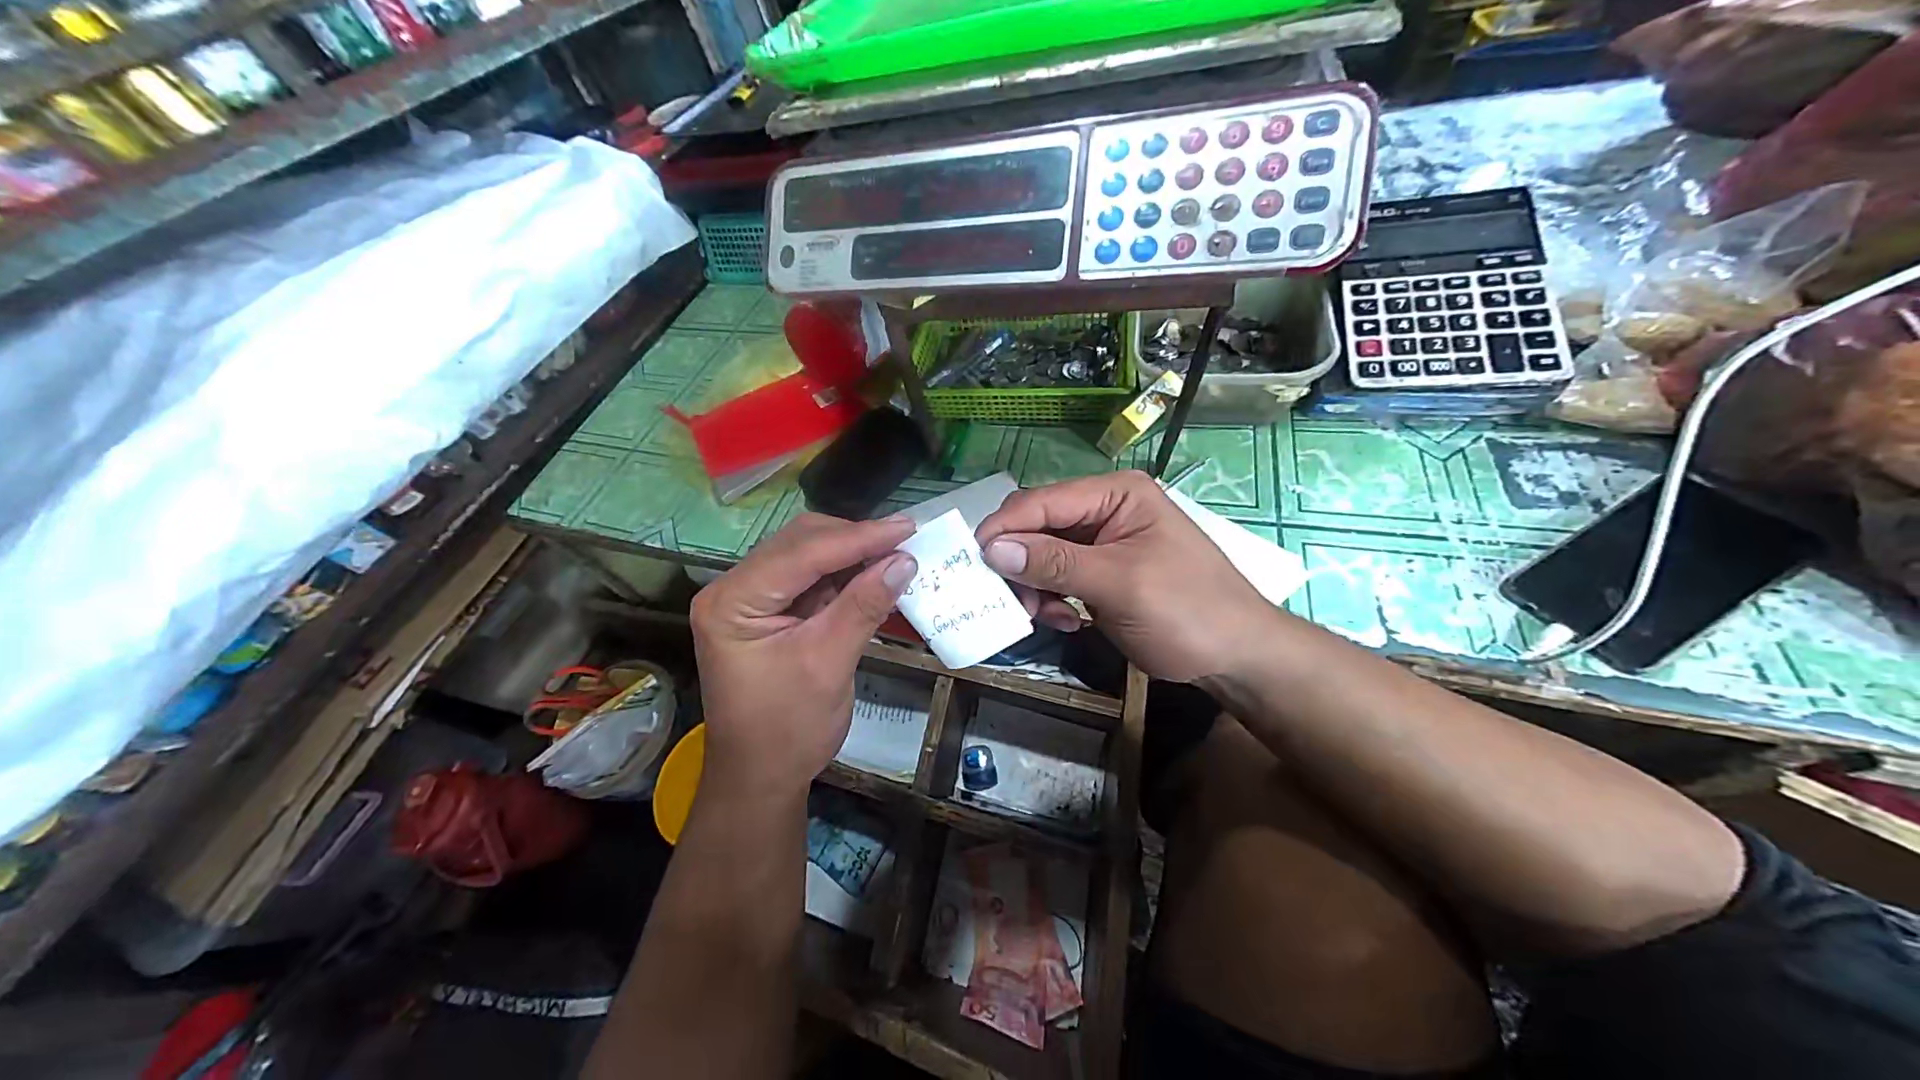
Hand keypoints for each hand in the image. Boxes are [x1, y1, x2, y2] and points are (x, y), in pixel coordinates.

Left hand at [691, 513, 916, 797]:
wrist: (761, 778)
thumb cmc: (786, 730)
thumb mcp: (828, 664)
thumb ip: (863, 606)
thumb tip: (904, 561)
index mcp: (732, 601)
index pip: (801, 553)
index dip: (858, 537)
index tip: (907, 527)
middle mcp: (735, 590)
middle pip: (800, 545)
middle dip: (855, 541)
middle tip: (907, 540)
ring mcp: (752, 600)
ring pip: (809, 557)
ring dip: (854, 555)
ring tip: (899, 553)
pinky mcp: (772, 612)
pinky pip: (813, 581)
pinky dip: (847, 576)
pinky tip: (877, 573)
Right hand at [975, 471, 1278, 681]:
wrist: (1236, 656)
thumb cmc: (1188, 610)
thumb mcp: (1119, 583)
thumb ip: (1055, 562)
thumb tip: (992, 548)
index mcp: (1116, 494)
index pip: (1043, 501)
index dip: (1005, 527)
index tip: (972, 559)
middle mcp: (1105, 510)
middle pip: (1037, 525)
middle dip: (1019, 562)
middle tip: (1010, 598)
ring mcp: (1102, 542)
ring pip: (1041, 555)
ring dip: (1035, 586)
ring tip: (1046, 616)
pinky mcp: (1100, 573)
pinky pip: (1057, 578)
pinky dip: (1051, 599)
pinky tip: (1068, 620)